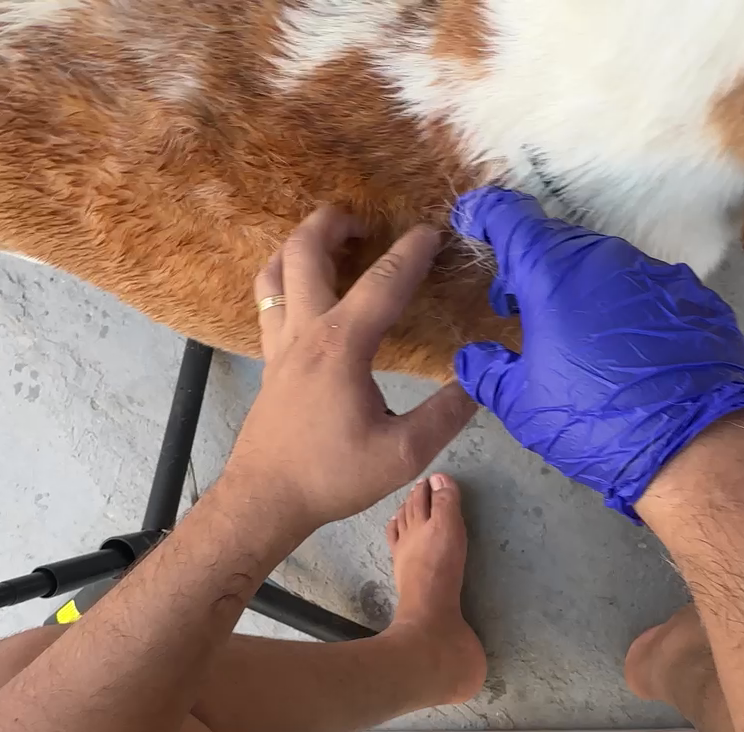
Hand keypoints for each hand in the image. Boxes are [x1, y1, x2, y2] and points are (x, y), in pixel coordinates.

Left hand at [224, 207, 476, 535]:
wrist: (267, 499)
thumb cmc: (333, 476)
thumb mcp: (403, 454)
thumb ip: (445, 415)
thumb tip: (476, 382)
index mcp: (341, 346)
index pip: (382, 283)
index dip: (411, 253)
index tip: (433, 231)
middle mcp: (304, 333)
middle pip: (304, 253)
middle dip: (332, 224)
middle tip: (362, 221)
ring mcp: (278, 347)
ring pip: (274, 274)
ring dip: (298, 246)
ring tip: (326, 243)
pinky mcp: (268, 365)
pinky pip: (268, 305)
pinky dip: (283, 282)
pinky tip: (301, 296)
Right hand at [450, 186, 743, 520]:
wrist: (693, 444)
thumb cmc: (593, 422)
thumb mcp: (523, 406)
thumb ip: (487, 373)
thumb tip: (473, 359)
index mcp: (554, 277)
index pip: (512, 219)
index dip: (485, 214)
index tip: (471, 220)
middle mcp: (606, 261)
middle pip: (556, 242)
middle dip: (527, 266)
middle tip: (512, 303)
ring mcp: (655, 274)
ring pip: (600, 266)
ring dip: (574, 287)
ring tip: (565, 329)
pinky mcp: (691, 297)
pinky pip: (641, 288)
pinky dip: (618, 306)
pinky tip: (618, 347)